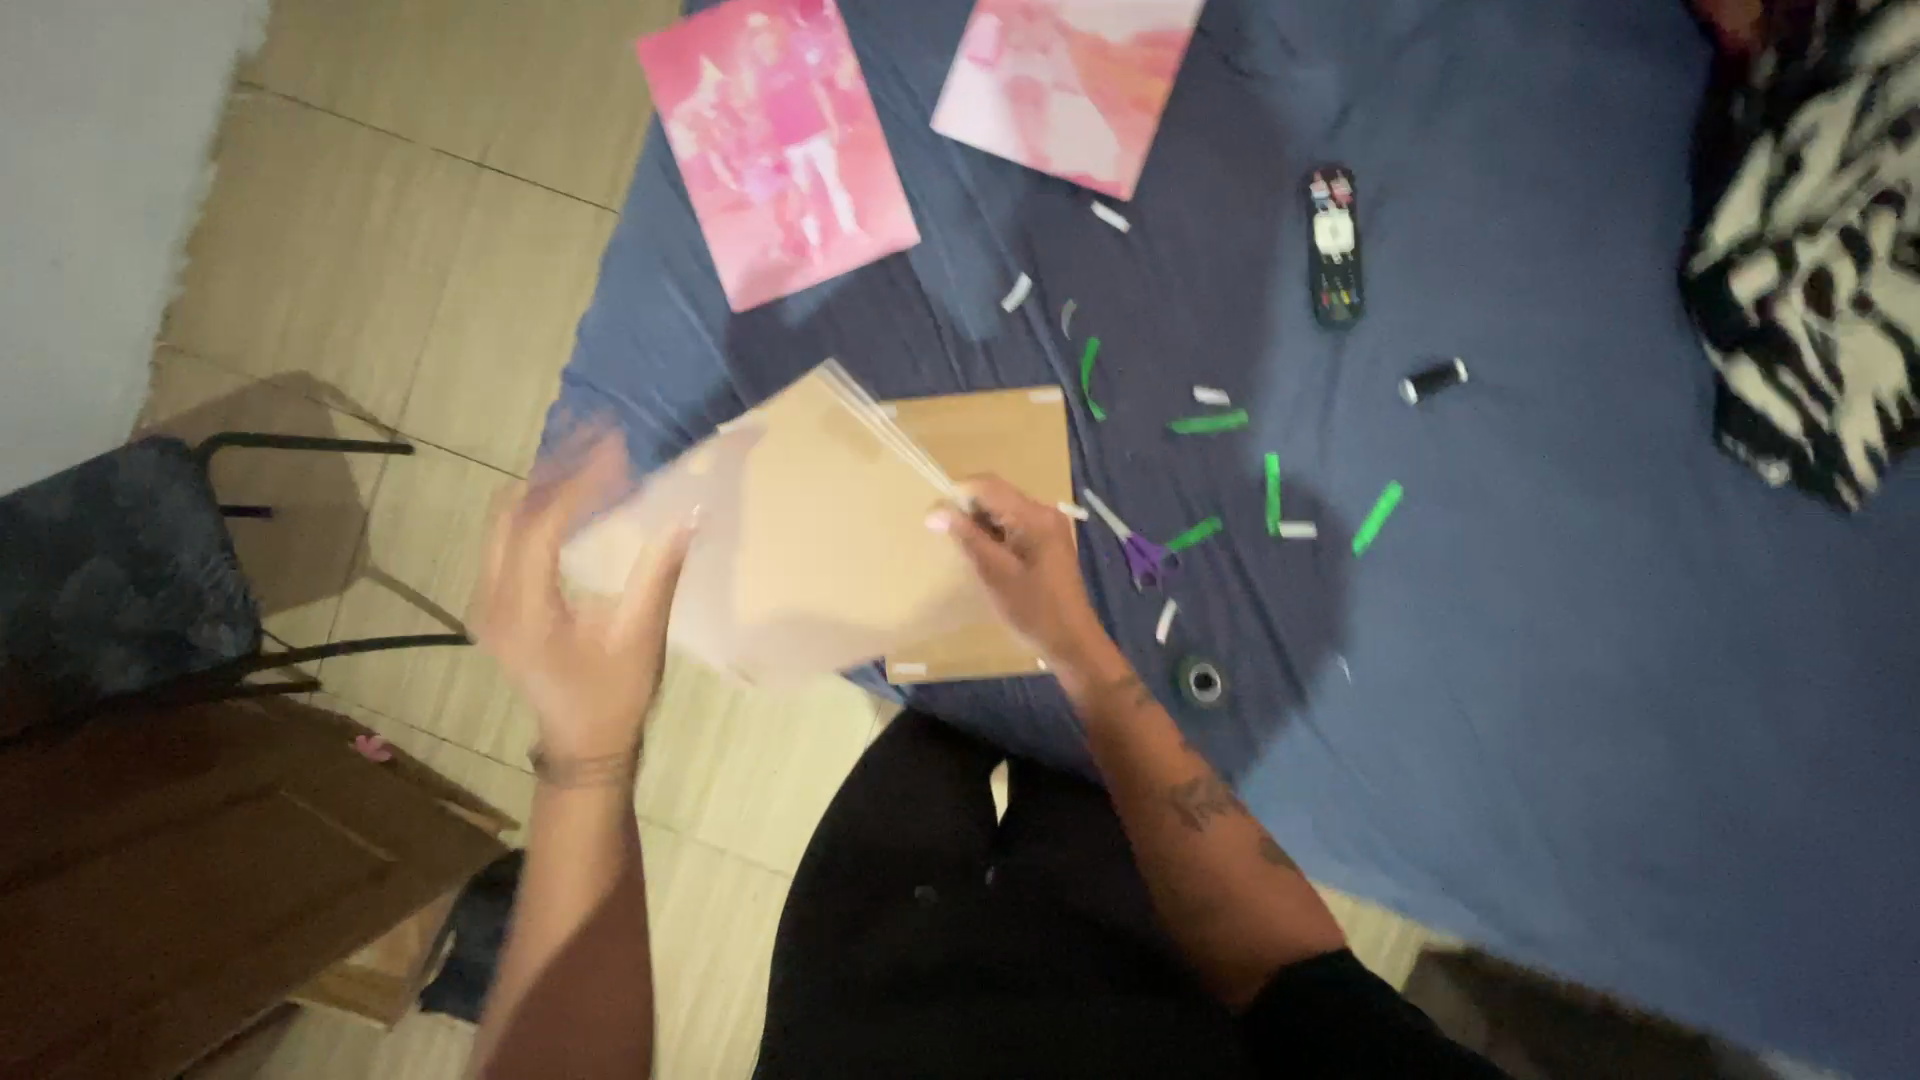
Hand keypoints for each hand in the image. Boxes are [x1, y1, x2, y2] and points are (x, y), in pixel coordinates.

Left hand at [471, 431, 695, 762]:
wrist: (582, 745)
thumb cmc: (614, 695)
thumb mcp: (642, 636)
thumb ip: (659, 572)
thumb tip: (689, 515)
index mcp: (525, 610)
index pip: (542, 526)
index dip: (580, 483)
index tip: (619, 452)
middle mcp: (491, 598)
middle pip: (510, 511)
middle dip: (555, 469)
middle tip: (599, 440)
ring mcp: (487, 601)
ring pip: (503, 521)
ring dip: (544, 485)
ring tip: (590, 459)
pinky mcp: (497, 603)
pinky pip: (507, 539)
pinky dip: (539, 510)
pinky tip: (574, 499)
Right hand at [928, 475, 1112, 668]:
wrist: (1071, 641)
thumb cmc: (1033, 609)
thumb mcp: (994, 572)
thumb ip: (966, 536)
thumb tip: (935, 510)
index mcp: (1034, 515)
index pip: (988, 485)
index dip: (957, 494)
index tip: (934, 518)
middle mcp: (1044, 512)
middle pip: (997, 495)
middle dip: (968, 511)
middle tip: (947, 538)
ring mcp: (1049, 526)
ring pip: (1004, 510)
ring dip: (980, 524)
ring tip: (964, 550)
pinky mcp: (1048, 541)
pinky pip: (1014, 525)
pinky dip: (995, 535)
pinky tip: (985, 557)